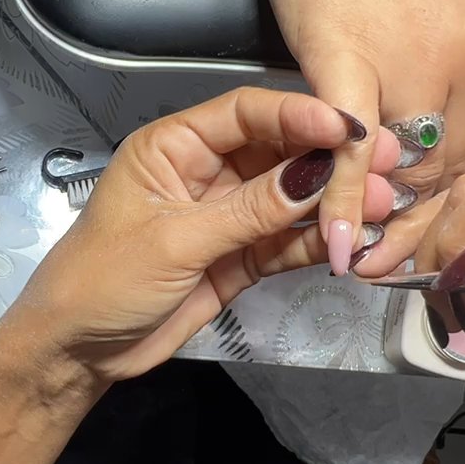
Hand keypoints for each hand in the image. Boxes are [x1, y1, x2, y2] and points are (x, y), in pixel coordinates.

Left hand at [2, 88, 403, 383]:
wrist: (78, 350)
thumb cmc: (104, 279)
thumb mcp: (174, 240)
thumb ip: (248, 210)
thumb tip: (318, 175)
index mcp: (173, 147)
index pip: (244, 113)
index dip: (298, 114)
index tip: (349, 125)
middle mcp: (204, 171)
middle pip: (277, 152)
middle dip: (328, 159)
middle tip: (385, 163)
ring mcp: (225, 215)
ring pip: (289, 198)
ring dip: (332, 203)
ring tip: (383, 206)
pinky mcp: (238, 256)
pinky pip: (285, 240)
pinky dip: (316, 241)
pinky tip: (352, 241)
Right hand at [253, 0, 464, 278]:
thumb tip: (457, 107)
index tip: (450, 206)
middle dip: (436, 208)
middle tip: (406, 247)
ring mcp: (416, 59)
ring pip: (416, 164)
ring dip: (394, 214)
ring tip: (374, 255)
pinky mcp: (348, 63)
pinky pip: (355, 150)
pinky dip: (345, 202)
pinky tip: (338, 243)